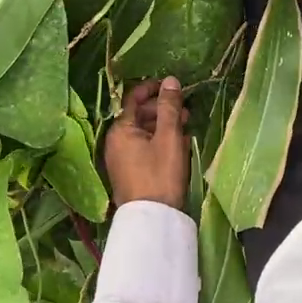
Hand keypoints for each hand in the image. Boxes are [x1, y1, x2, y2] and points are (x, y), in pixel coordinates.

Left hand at [103, 78, 188, 209]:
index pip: (133, 97)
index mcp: (120, 129)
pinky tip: (177, 147)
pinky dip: (159, 142)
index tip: (172, 86)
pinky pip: (144, 148)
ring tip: (186, 128)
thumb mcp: (168, 137)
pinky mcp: (129, 172)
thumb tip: (170, 80)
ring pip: (144, 132)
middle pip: (139, 114)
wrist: (153, 222)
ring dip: (164, 126)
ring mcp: (121, 158)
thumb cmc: (160, 175)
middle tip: (185, 111)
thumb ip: (169, 107)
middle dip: (163, 109)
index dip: (153, 88)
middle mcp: (116, 141)